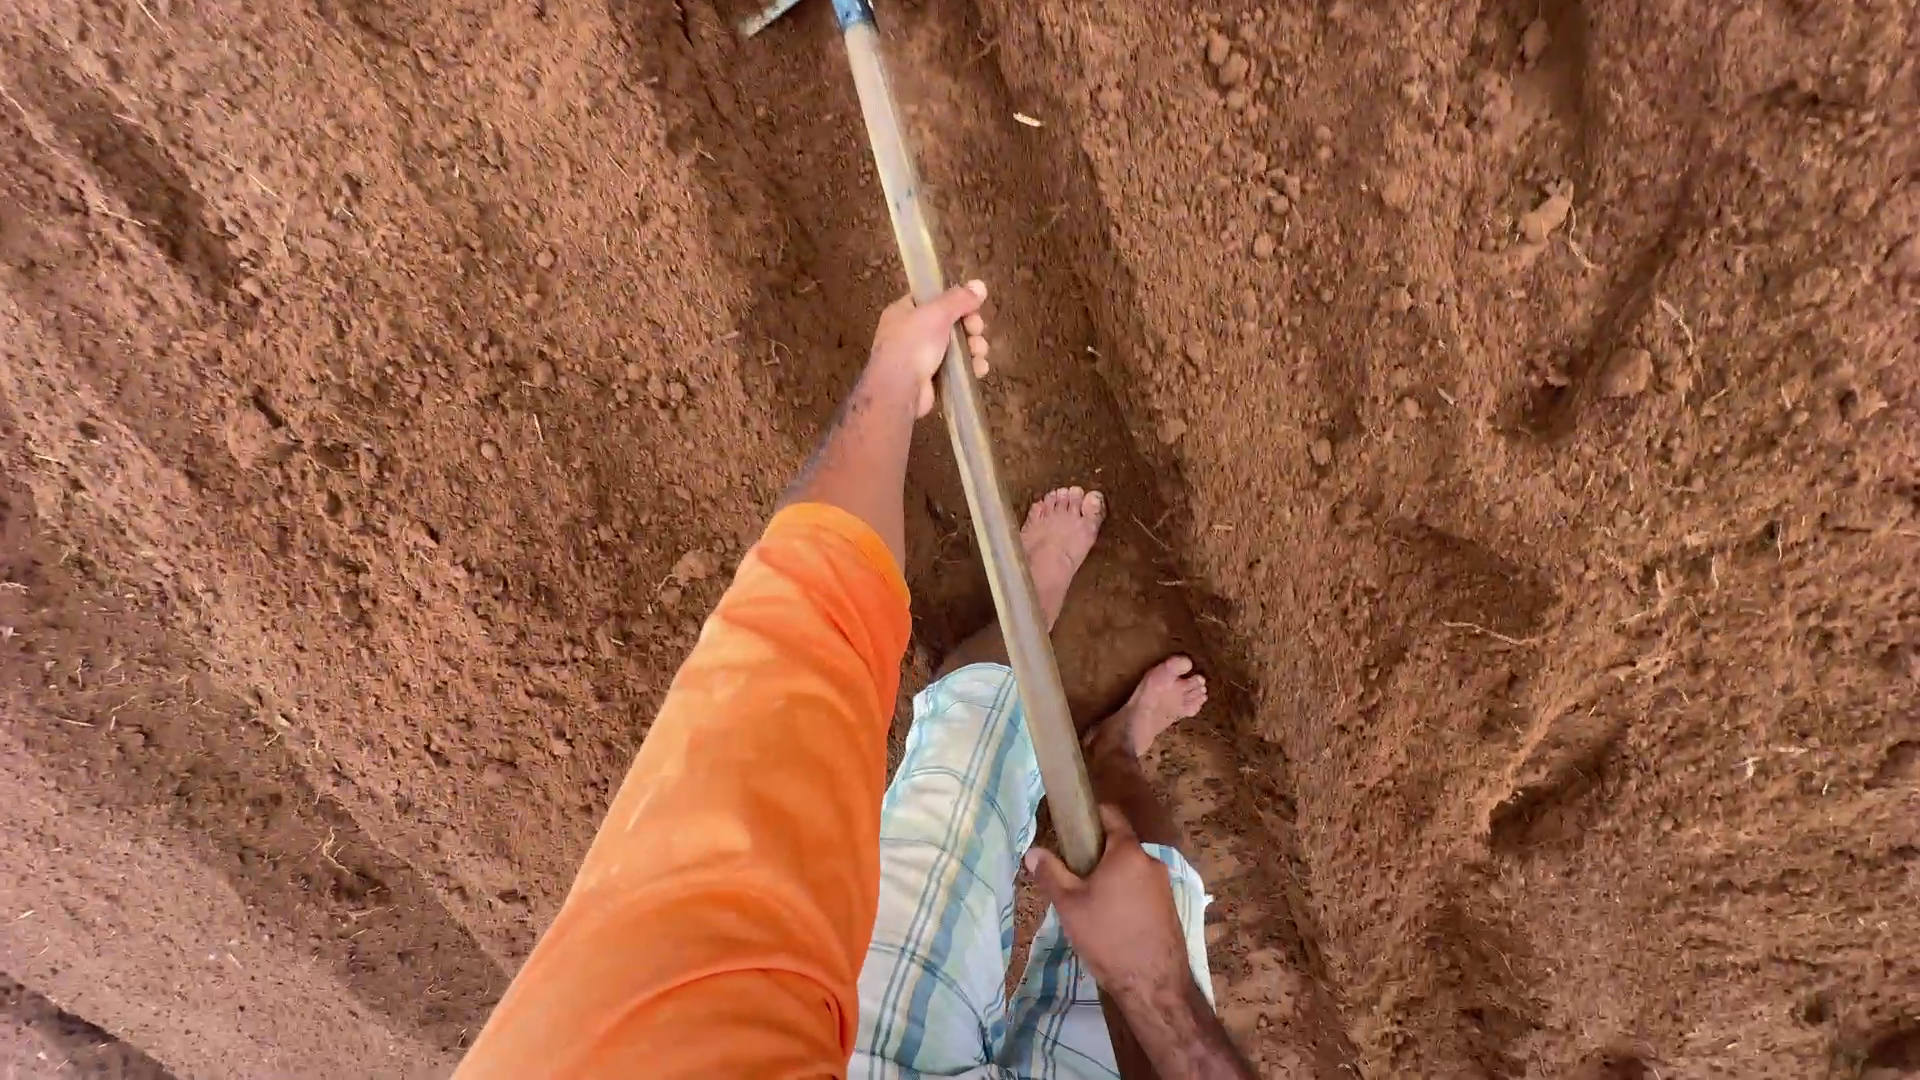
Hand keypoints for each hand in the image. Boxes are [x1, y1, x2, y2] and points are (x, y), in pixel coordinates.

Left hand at [865, 280, 989, 417]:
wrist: (900, 390)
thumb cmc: (912, 345)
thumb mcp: (936, 313)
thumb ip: (959, 299)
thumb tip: (980, 285)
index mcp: (905, 312)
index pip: (934, 300)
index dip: (956, 302)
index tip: (972, 307)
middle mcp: (911, 334)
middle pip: (950, 323)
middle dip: (970, 327)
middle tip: (975, 332)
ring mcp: (922, 358)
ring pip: (957, 347)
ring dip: (973, 348)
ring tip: (978, 353)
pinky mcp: (933, 379)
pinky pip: (956, 368)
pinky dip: (969, 367)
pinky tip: (978, 369)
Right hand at [1023, 804, 1189, 1000]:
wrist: (1155, 987)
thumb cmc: (1108, 937)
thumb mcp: (1070, 905)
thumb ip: (1050, 874)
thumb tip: (1032, 852)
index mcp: (1127, 851)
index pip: (1111, 814)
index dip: (1090, 815)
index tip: (1071, 827)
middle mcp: (1151, 861)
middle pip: (1119, 845)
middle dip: (1096, 855)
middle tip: (1074, 876)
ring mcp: (1164, 886)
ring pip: (1131, 870)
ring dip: (1112, 878)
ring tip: (1091, 904)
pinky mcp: (1170, 909)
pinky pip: (1143, 890)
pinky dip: (1127, 897)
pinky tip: (1113, 923)